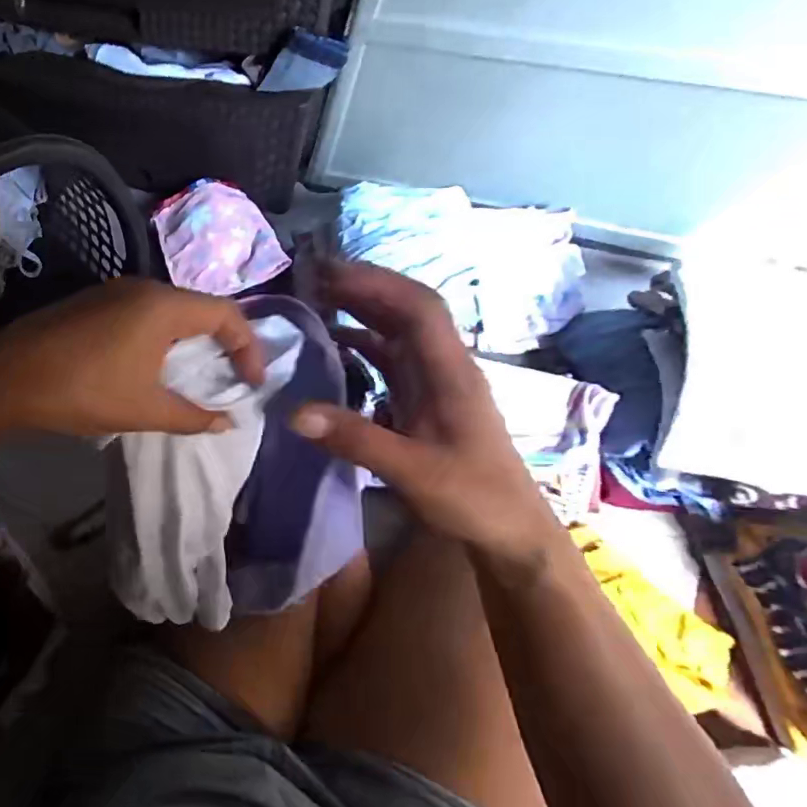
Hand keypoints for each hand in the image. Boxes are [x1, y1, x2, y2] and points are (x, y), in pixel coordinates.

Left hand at [0, 278, 264, 439]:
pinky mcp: (93, 302)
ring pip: (172, 309)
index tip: (253, 381)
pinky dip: (164, 336)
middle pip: (201, 307)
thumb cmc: (82, 392)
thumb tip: (227, 423)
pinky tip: (155, 366)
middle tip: (232, 377)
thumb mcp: (144, 410)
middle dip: (224, 342)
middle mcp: (142, 287)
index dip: (249, 347)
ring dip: (192, 340)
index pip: (226, 314)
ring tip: (198, 375)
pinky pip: (145, 313)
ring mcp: (114, 291)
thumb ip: (193, 416)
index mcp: (162, 306)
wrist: (4, 379)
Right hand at [290, 262, 558, 566]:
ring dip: (364, 314)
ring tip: (320, 302)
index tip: (330, 274)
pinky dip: (365, 349)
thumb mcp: (414, 473)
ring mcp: (437, 386)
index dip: (376, 284)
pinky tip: (338, 350)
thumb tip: (295, 413)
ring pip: (399, 335)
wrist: (510, 532)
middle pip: (408, 312)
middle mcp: (446, 369)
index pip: (419, 309)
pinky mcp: (427, 404)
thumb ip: (356, 440)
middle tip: (315, 278)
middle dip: (365, 289)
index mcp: (452, 374)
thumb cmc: (474, 499)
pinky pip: (393, 364)